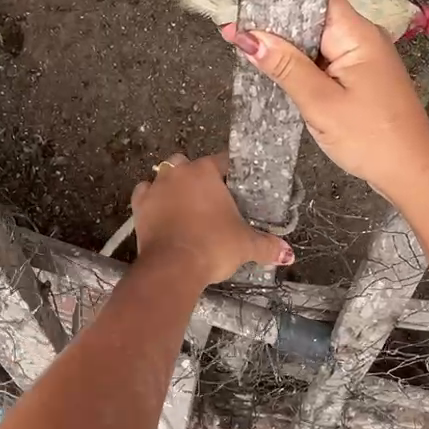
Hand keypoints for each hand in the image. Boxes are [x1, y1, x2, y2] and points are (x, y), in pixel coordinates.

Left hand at [132, 154, 291, 284]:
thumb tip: (289, 254)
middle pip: (189, 164)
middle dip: (197, 176)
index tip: (236, 186)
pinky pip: (145, 192)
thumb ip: (267, 245)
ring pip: (165, 174)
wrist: (171, 267)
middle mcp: (179, 172)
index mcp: (205, 171)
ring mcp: (156, 186)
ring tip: (185, 206)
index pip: (222, 161)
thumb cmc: (213, 246)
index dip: (230, 173)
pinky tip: (160, 211)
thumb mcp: (245, 245)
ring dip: (173, 185)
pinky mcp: (139, 205)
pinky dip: (151, 199)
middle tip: (210, 200)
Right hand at [224, 0, 428, 201]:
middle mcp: (362, 37)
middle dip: (276, 24)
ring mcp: (363, 57)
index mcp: (357, 34)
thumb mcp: (321, 103)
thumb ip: (285, 67)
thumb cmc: (371, 138)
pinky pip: (325, 59)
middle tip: (234, 31)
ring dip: (287, 46)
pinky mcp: (361, 76)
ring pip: (317, 40)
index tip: (244, 7)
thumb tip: (248, 37)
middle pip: (314, 17)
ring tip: (244, 46)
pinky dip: (302, 64)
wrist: (414, 175)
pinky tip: (276, 70)